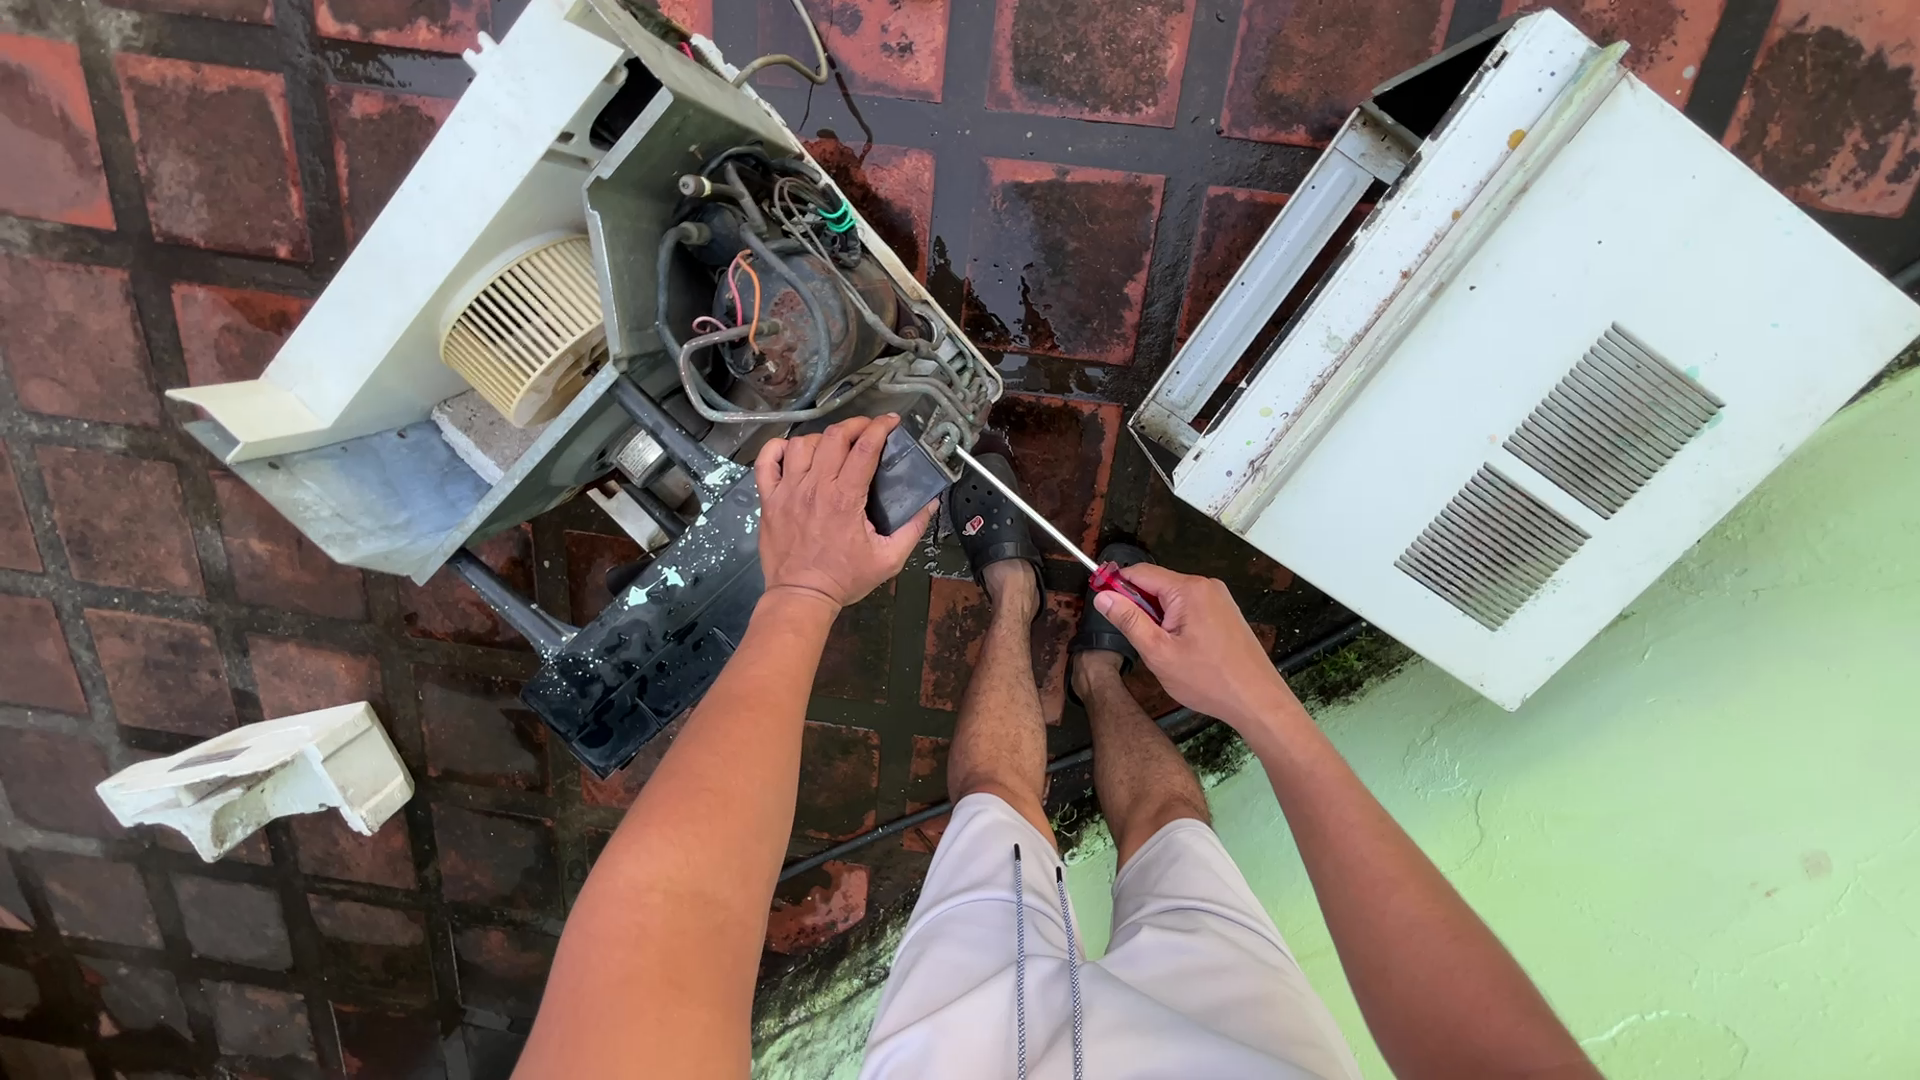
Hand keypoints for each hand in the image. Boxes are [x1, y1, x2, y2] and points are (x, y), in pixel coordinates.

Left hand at [753, 414, 936, 611]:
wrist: (802, 596)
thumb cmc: (844, 579)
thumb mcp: (889, 559)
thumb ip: (913, 528)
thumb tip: (930, 503)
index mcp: (845, 499)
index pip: (864, 448)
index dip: (880, 428)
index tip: (890, 422)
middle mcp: (815, 488)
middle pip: (834, 437)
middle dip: (855, 425)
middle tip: (867, 430)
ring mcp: (788, 491)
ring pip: (802, 444)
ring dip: (822, 438)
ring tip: (834, 446)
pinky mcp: (769, 500)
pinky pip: (767, 461)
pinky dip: (778, 448)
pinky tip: (793, 450)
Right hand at [1093, 564, 1297, 731]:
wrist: (1257, 700)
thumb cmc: (1209, 680)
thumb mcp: (1158, 652)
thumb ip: (1128, 620)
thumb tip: (1102, 596)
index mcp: (1188, 590)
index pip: (1139, 572)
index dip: (1116, 585)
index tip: (1102, 602)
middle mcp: (1205, 586)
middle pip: (1156, 584)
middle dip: (1141, 607)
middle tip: (1141, 640)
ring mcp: (1218, 598)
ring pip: (1172, 598)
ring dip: (1159, 618)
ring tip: (1166, 650)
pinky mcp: (1224, 612)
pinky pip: (1189, 608)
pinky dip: (1177, 623)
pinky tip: (1183, 650)